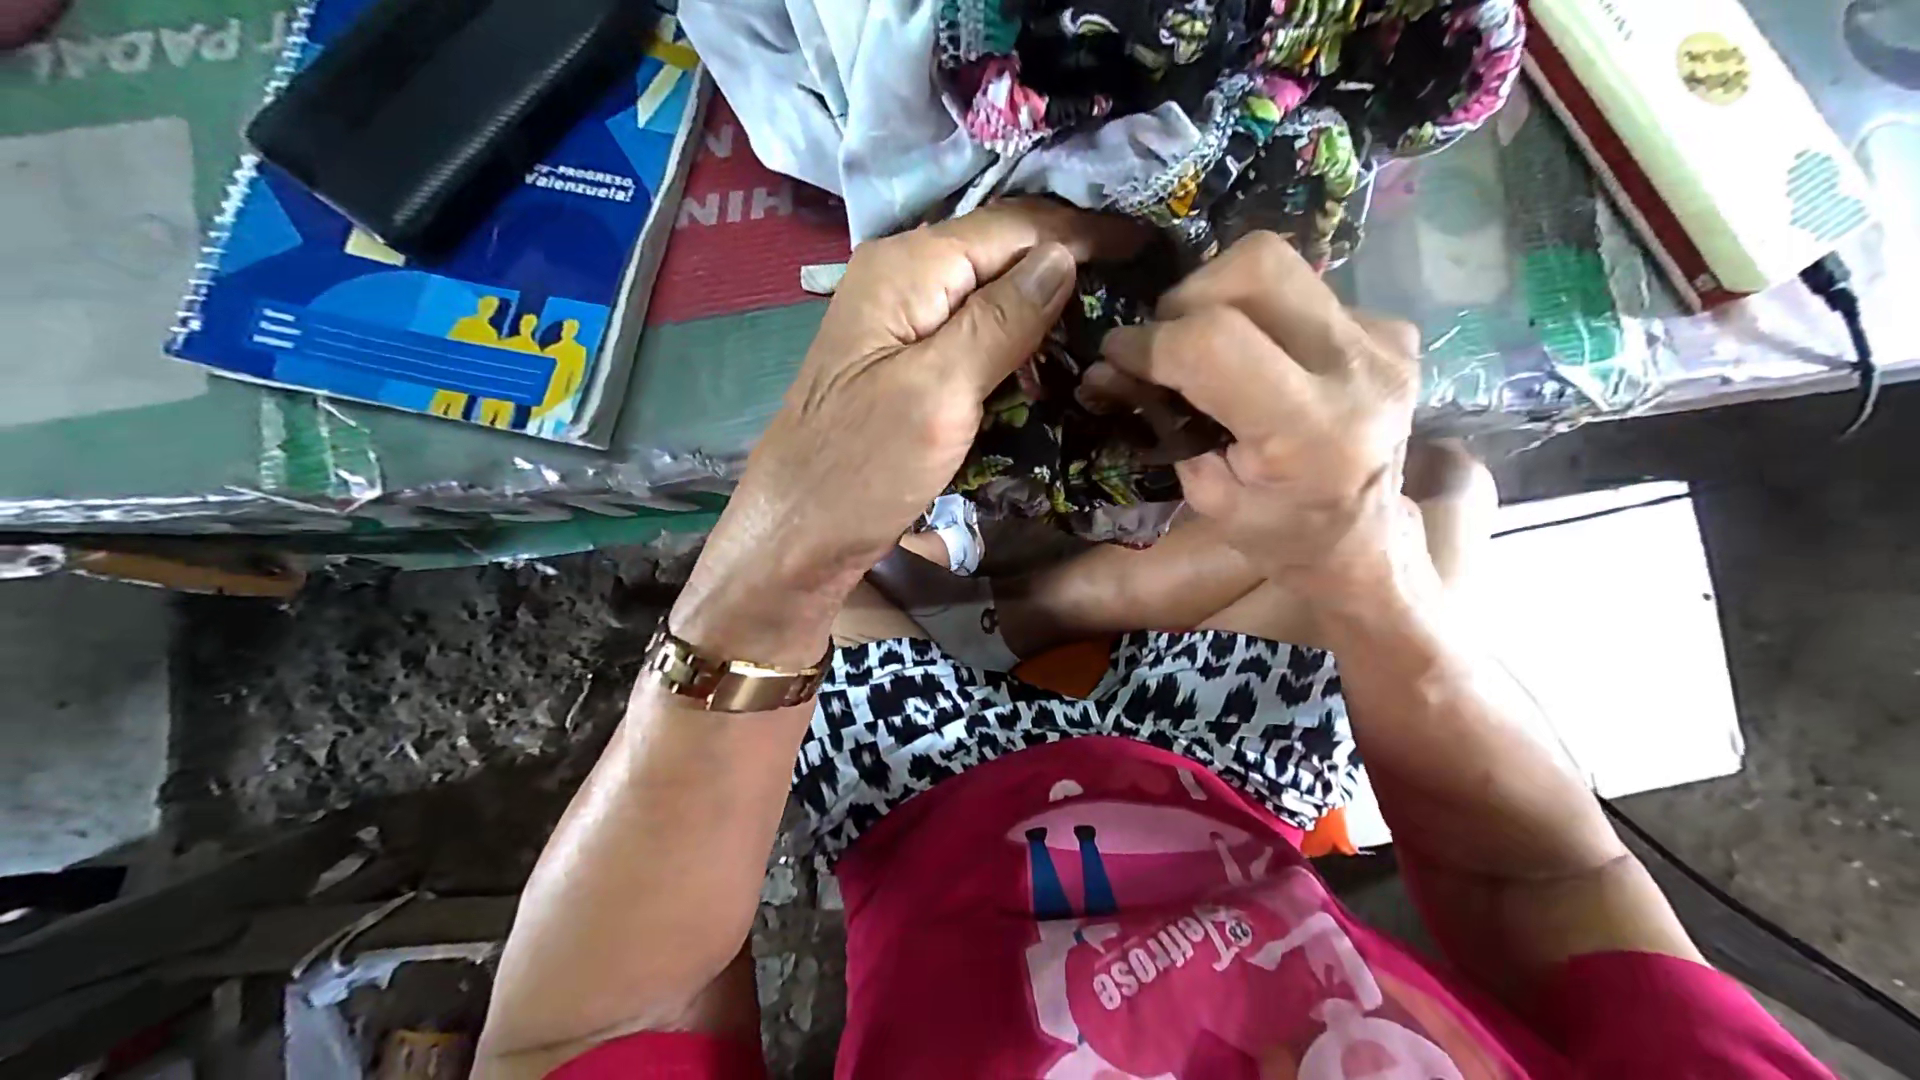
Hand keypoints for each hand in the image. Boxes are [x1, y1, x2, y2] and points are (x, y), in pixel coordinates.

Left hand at [672, 201, 1143, 667]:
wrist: (799, 531)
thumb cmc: (863, 468)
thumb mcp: (938, 393)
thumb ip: (1000, 320)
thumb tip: (1063, 256)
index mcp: (906, 269)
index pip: (1012, 227)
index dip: (1082, 232)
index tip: (1145, 245)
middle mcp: (899, 278)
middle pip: (998, 250)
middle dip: (1066, 259)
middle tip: (1133, 281)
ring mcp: (897, 321)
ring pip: (986, 291)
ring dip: (1042, 300)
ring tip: (1103, 315)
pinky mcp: (901, 360)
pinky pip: (969, 330)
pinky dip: (1012, 336)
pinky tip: (1045, 353)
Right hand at [1097, 232, 1421, 605]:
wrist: (1366, 537)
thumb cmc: (1280, 535)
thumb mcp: (1207, 495)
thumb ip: (1161, 426)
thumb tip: (1104, 369)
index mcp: (1313, 433)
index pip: (1216, 345)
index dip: (1150, 342)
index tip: (1116, 356)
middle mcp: (1358, 370)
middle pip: (1254, 269)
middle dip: (1185, 299)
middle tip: (1166, 345)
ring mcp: (1382, 339)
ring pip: (1276, 263)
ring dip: (1216, 295)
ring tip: (1204, 346)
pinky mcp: (1389, 326)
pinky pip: (1301, 288)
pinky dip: (1256, 314)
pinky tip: (1258, 357)